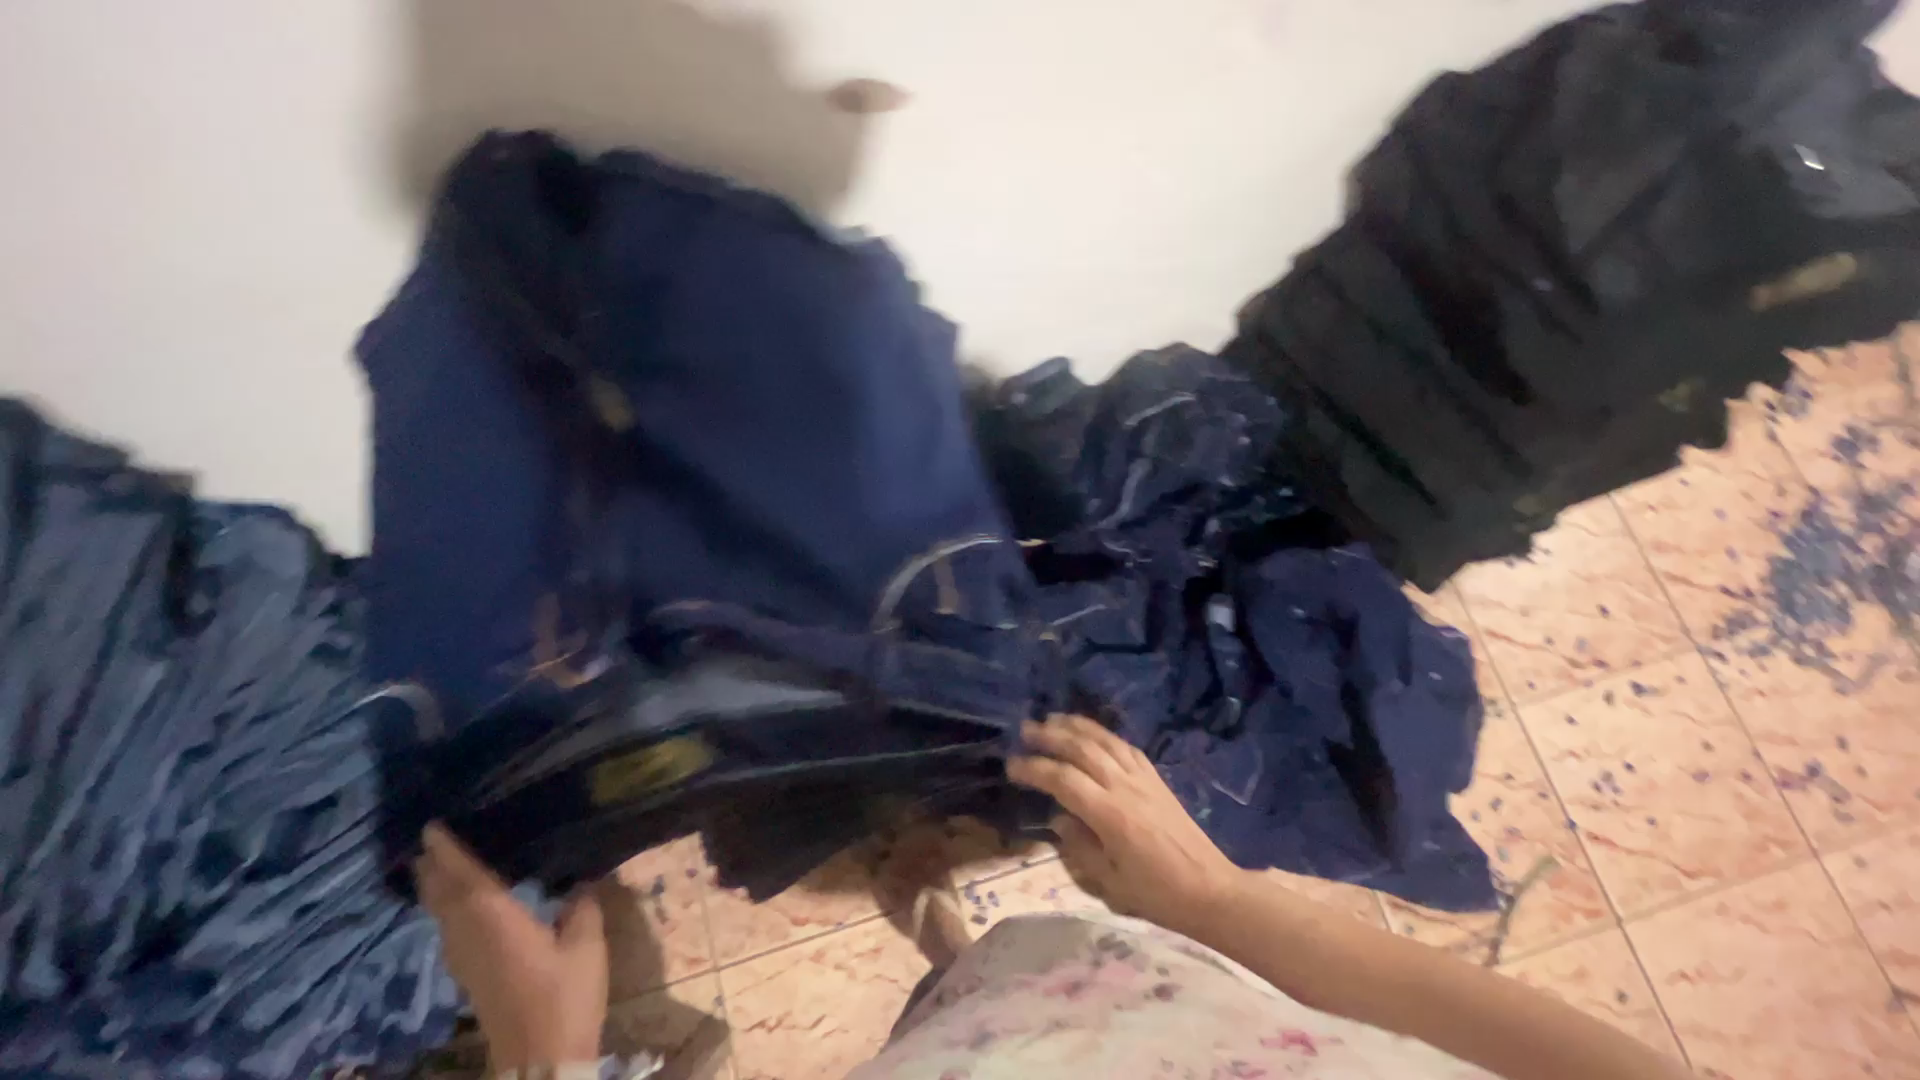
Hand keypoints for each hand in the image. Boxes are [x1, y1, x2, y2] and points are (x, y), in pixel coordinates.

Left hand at [415, 823, 607, 1070]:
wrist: (541, 1057)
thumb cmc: (566, 995)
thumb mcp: (587, 945)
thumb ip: (582, 906)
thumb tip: (581, 880)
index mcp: (498, 923)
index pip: (467, 879)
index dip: (450, 853)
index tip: (431, 827)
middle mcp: (473, 938)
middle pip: (444, 899)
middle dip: (433, 871)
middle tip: (425, 845)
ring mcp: (467, 962)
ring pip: (443, 917)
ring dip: (436, 891)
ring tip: (434, 870)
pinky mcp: (471, 978)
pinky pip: (450, 932)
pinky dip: (447, 912)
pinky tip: (457, 912)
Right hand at [1007, 715, 1245, 935]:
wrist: (1210, 890)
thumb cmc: (1157, 894)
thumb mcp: (1111, 882)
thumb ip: (1080, 847)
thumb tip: (1060, 819)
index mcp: (1110, 814)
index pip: (1063, 780)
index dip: (1034, 769)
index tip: (1012, 766)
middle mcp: (1125, 787)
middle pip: (1082, 749)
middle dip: (1050, 736)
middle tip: (1025, 730)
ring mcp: (1143, 779)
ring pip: (1104, 741)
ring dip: (1076, 726)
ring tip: (1052, 719)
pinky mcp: (1157, 779)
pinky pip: (1126, 747)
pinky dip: (1104, 735)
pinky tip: (1092, 733)